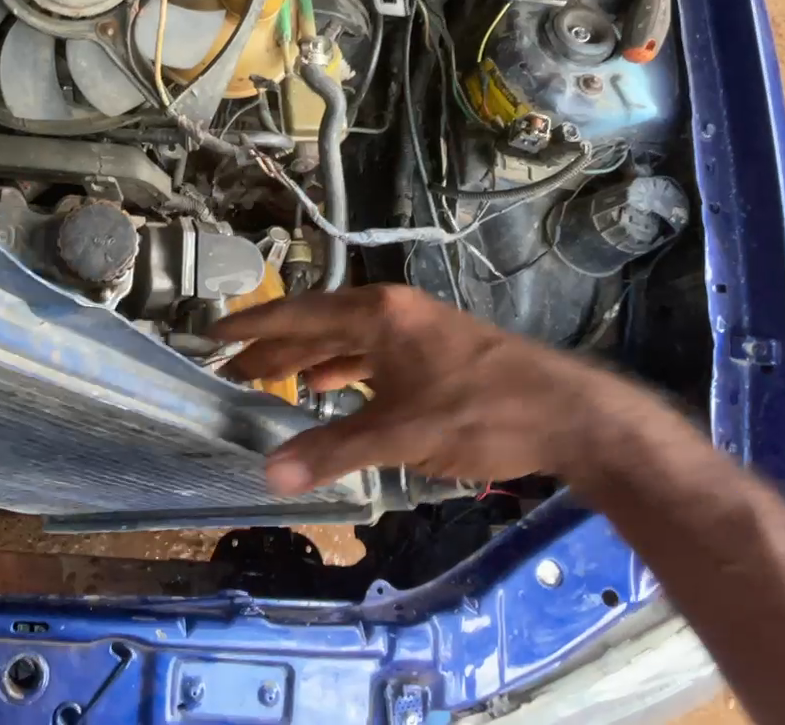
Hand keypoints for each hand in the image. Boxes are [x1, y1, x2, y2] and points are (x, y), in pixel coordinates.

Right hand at [212, 285, 654, 494]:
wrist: (572, 415)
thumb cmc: (480, 412)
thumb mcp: (401, 434)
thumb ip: (334, 450)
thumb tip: (270, 474)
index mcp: (375, 314)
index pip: (297, 315)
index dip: (252, 328)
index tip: (213, 333)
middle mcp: (389, 311)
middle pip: (315, 326)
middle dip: (273, 349)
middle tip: (233, 370)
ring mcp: (413, 327)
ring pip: (343, 340)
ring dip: (306, 360)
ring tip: (271, 381)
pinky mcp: (431, 349)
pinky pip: (369, 353)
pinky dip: (341, 369)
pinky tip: (328, 387)